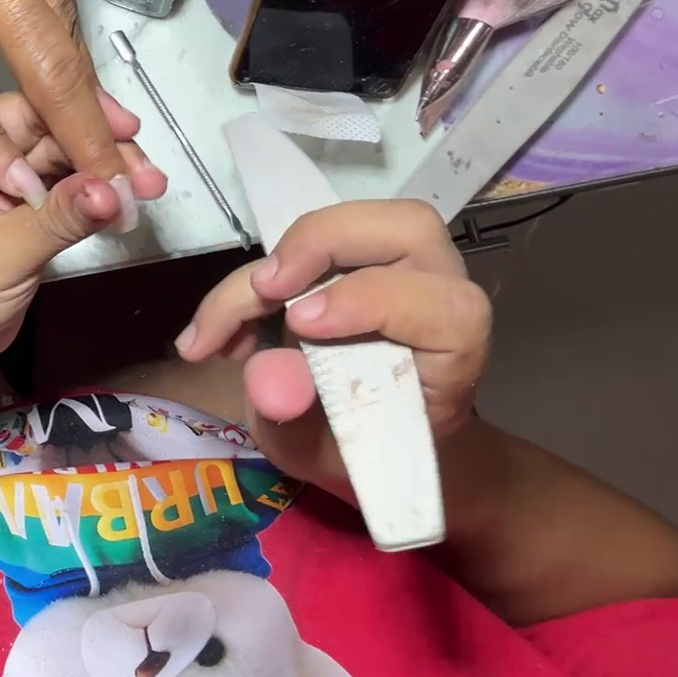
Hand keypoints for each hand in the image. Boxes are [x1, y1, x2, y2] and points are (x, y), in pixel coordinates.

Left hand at [0, 92, 167, 375]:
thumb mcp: (3, 253)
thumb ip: (59, 218)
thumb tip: (112, 188)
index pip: (23, 115)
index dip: (76, 117)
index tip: (125, 129)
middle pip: (52, 137)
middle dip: (101, 152)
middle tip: (147, 173)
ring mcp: (6, 187)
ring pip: (66, 165)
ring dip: (107, 177)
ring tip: (149, 188)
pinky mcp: (26, 215)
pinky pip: (68, 195)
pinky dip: (98, 200)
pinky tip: (128, 203)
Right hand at [174, 200, 491, 501]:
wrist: (362, 438)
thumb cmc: (355, 449)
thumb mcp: (316, 454)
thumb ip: (295, 421)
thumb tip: (266, 377)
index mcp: (452, 359)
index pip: (446, 310)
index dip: (370, 303)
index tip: (299, 325)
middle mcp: (436, 298)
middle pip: (408, 229)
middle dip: (324, 243)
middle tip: (262, 286)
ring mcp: (396, 270)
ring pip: (358, 222)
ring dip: (284, 252)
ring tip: (233, 309)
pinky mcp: (352, 261)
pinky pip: (310, 241)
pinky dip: (255, 273)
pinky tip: (225, 322)